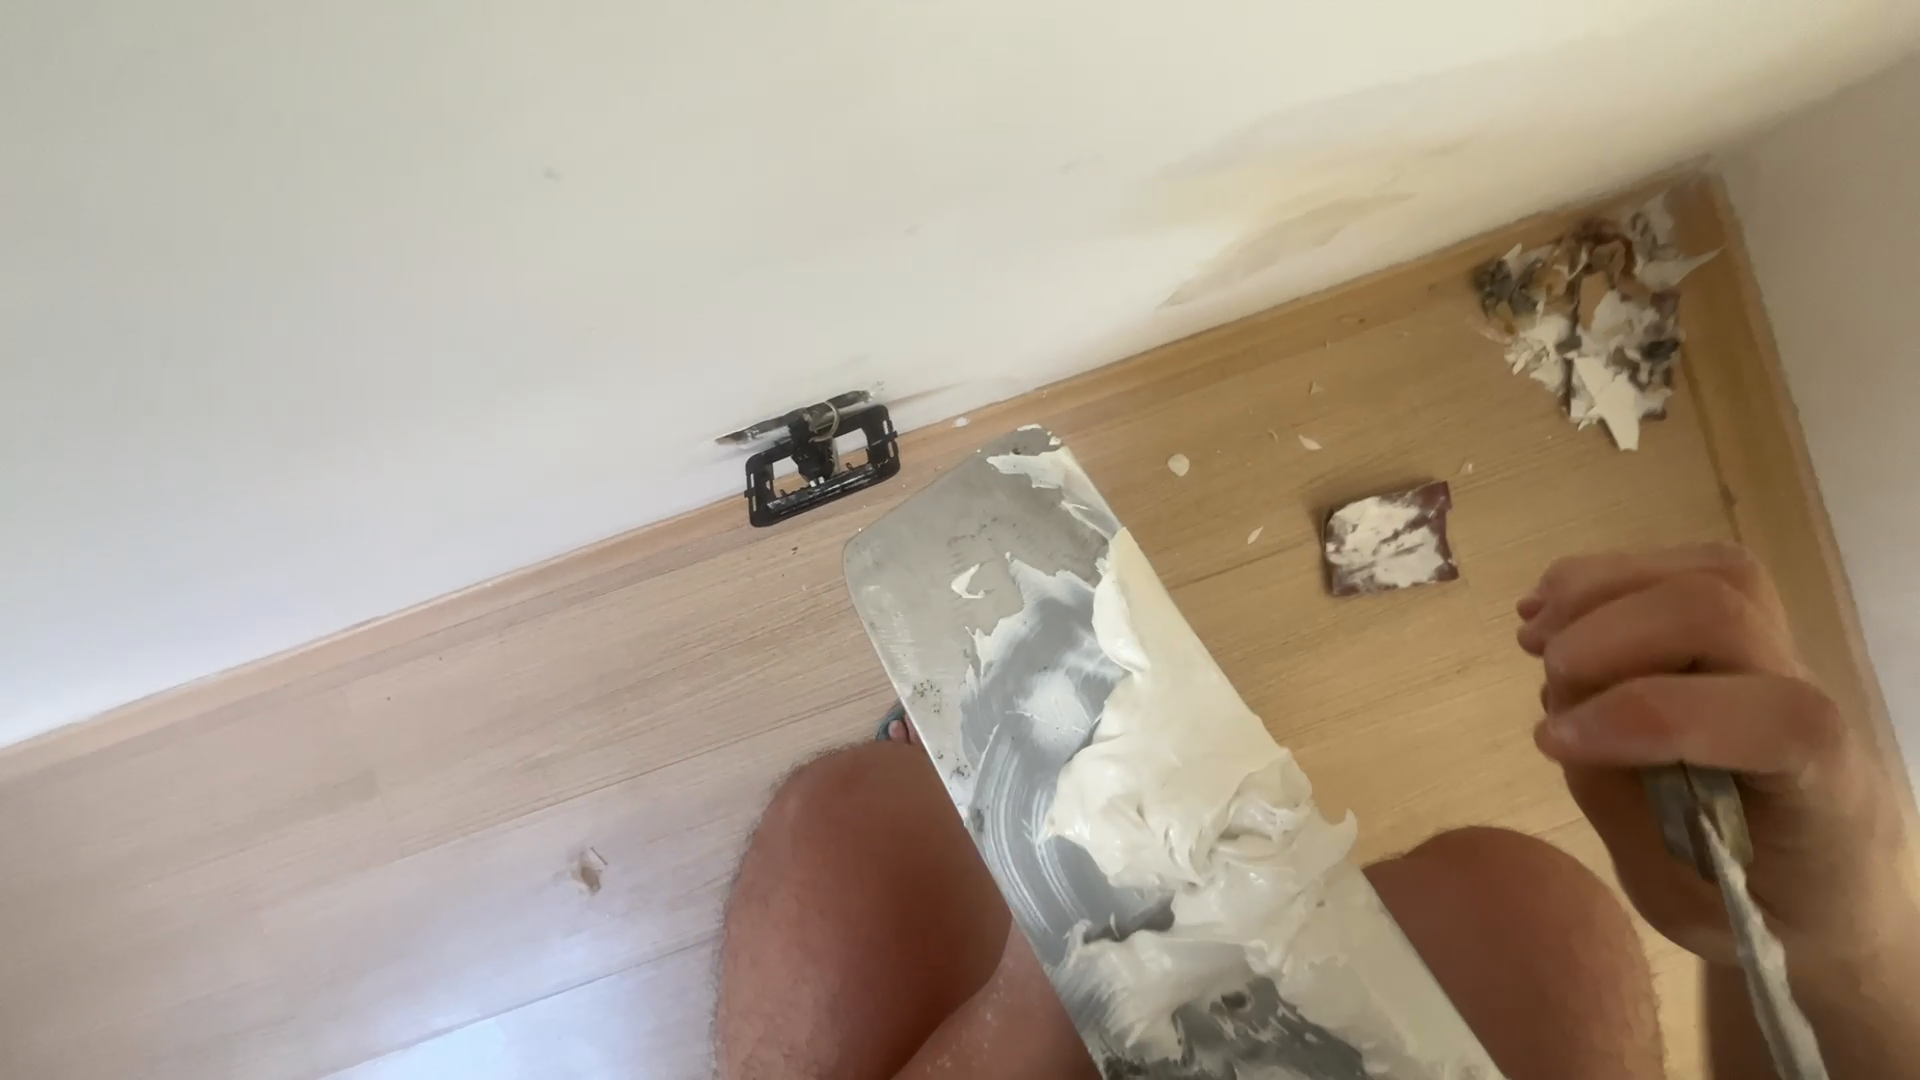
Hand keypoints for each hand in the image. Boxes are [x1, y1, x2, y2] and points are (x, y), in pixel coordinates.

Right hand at [1516, 545, 1913, 967]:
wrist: (1820, 889)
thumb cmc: (1751, 905)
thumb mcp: (1680, 893)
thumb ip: (1619, 800)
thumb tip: (1565, 717)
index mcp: (1826, 789)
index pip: (1773, 717)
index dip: (1646, 715)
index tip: (1551, 743)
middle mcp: (1817, 703)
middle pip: (1718, 610)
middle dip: (1602, 638)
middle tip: (1544, 678)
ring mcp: (1779, 658)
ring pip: (1702, 571)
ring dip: (1592, 592)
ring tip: (1533, 633)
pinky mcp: (1736, 635)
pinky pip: (1675, 570)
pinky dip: (1592, 581)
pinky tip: (1545, 614)